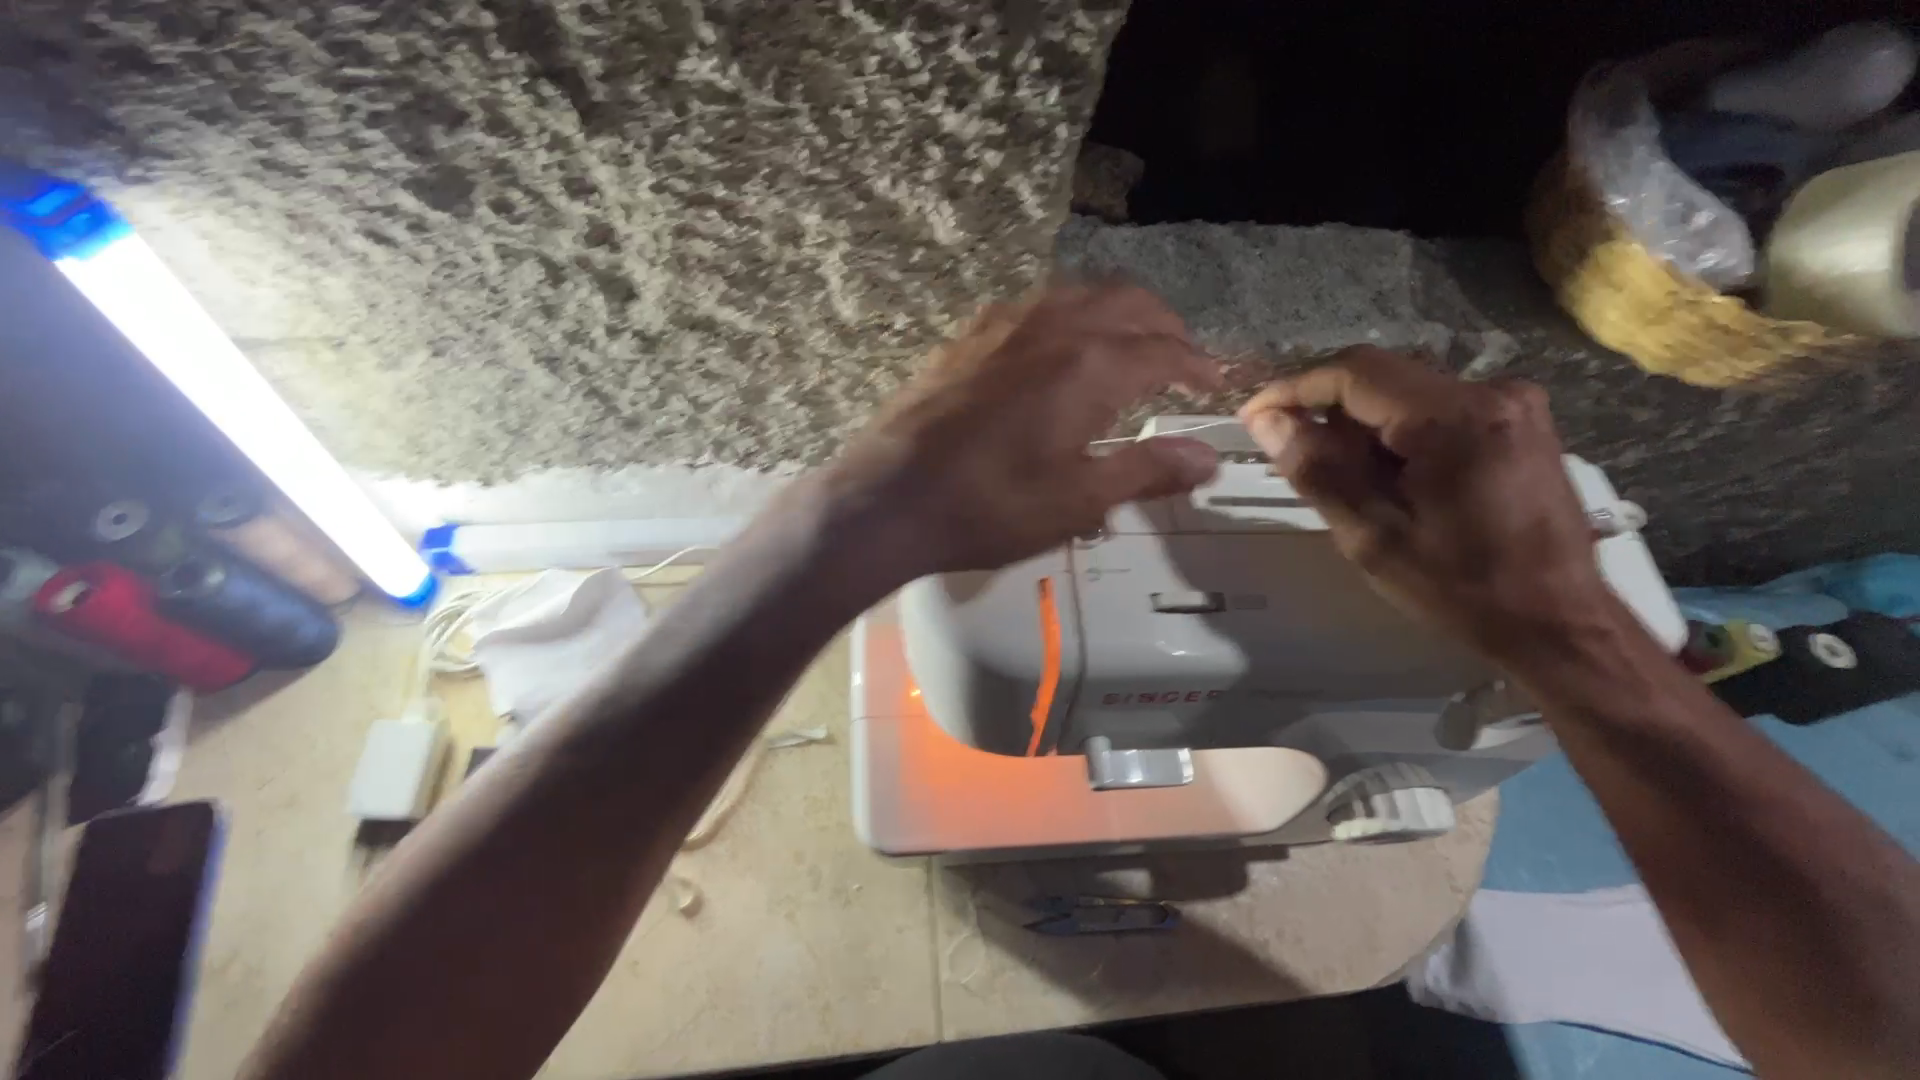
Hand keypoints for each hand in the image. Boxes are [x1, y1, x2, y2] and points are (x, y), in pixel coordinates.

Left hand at [825, 284, 1221, 576]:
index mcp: (1090, 367)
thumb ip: (1146, 472)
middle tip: (1182, 358)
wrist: (888, 498)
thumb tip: (1207, 458)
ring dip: (1117, 312)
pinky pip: (1034, 306)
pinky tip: (1057, 346)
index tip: (1215, 383)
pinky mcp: (967, 337)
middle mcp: (1053, 329)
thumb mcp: (1077, 500)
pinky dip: (1068, 315)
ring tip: (1129, 344)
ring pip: (1079, 294)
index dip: (1198, 365)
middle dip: (1165, 326)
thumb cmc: (990, 506)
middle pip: (1128, 303)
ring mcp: (1004, 326)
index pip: (1164, 351)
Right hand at [1238, 346, 1615, 659]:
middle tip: (1291, 454)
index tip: (1253, 416)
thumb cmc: (1462, 588)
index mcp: (1456, 419)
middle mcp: (1491, 392)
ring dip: (1361, 425)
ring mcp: (1512, 403)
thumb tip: (1267, 423)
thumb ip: (1318, 472)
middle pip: (1381, 376)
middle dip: (1326, 410)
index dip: (1293, 388)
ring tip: (1342, 478)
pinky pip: (1436, 407)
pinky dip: (1397, 432)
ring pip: (1406, 391)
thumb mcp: (1372, 538)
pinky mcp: (1518, 421)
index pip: (1355, 374)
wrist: (1560, 621)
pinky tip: (1387, 477)